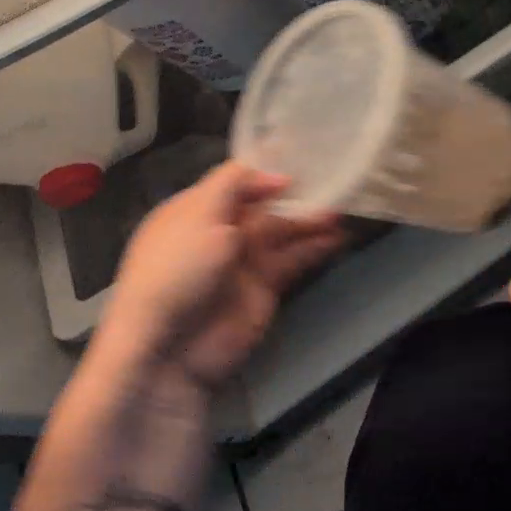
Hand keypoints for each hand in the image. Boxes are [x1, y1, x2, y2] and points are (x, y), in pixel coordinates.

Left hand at [103, 163, 343, 390]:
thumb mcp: (198, 214)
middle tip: (331, 182)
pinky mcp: (265, 286)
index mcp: (194, 212)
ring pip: (284, 230)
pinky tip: (338, 236)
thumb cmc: (176, 271)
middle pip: (265, 206)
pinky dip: (316, 247)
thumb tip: (277, 174)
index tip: (298, 163)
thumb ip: (233, 182)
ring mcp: (243, 261)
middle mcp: (219, 232)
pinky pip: (294, 259)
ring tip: (342, 209)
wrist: (168, 348)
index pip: (234, 182)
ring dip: (311, 219)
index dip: (265, 172)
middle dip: (295, 195)